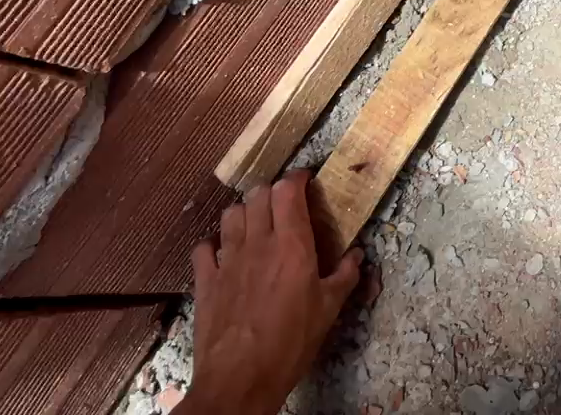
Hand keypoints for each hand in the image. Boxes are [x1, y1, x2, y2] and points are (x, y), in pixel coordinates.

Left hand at [174, 170, 362, 414]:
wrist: (239, 381)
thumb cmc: (291, 342)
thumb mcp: (329, 310)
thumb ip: (345, 276)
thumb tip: (357, 254)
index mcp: (292, 244)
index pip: (288, 190)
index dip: (297, 178)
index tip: (306, 179)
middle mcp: (258, 242)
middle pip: (258, 194)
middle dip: (272, 191)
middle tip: (283, 203)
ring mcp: (228, 260)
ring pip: (231, 213)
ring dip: (244, 212)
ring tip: (255, 224)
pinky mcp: (205, 281)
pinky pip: (203, 248)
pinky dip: (213, 244)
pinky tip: (223, 254)